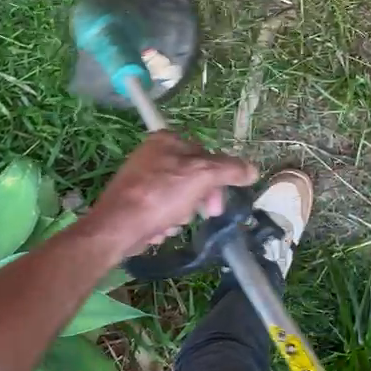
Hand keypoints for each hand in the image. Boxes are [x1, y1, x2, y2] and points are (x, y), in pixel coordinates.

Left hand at [85, 133, 257, 255]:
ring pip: (178, 196)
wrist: (117, 226)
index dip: (217, 181)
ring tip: (171, 224)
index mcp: (167, 140)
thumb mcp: (201, 176)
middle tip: (200, 217)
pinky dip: (164, 221)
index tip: (217, 206)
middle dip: (197, 201)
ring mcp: (140, 178)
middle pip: (192, 177)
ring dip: (181, 215)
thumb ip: (229, 170)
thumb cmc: (159, 195)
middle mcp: (152, 154)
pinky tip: (159, 230)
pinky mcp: (133, 200)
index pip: (206, 156)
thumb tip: (252, 170)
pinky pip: (160, 209)